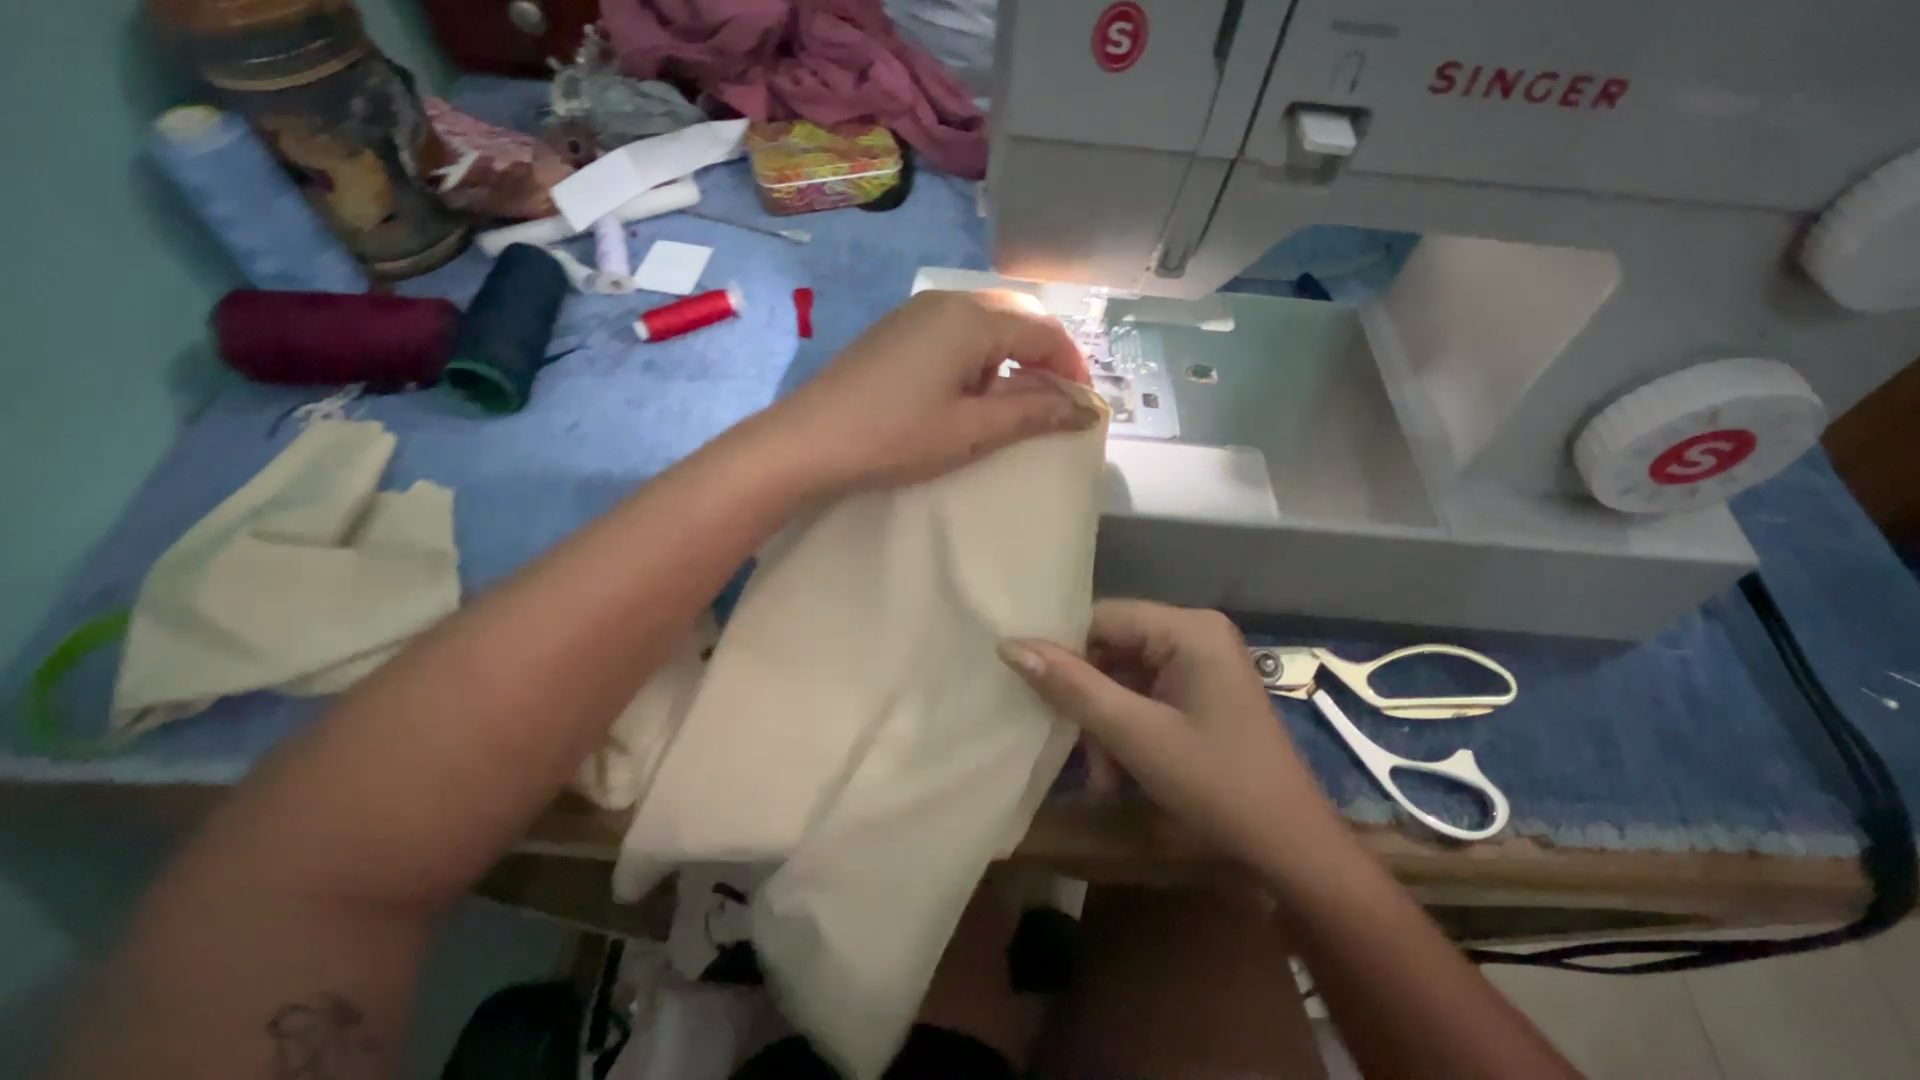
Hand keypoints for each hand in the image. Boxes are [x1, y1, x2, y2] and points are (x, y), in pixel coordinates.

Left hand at [758, 290, 1099, 491]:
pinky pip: (957, 331)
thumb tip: (1085, 408)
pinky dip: (981, 357)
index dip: (1073, 368)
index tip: (1083, 408)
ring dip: (1012, 356)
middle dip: (1045, 358)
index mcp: (972, 318)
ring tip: (1016, 403)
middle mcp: (948, 301)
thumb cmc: (896, 436)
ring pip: (987, 322)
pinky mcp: (898, 330)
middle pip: (1018, 316)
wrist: (808, 441)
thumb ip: (1032, 412)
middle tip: (1055, 404)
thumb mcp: (971, 429)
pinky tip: (972, 392)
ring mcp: (918, 312)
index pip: (1045, 330)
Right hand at [996, 600, 1338, 860]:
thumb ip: (1072, 687)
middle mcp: (1196, 636)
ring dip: (1103, 727)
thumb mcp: (1136, 735)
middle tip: (1070, 747)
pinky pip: (1145, 700)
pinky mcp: (1201, 697)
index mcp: (1189, 630)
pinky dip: (1125, 734)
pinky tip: (1118, 777)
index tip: (1026, 690)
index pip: (1101, 618)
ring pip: (1123, 680)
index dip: (1061, 651)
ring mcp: (1201, 667)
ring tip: (1102, 778)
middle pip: (1111, 650)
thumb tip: (1009, 645)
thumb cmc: (1216, 784)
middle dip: (1087, 702)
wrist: (1288, 846)